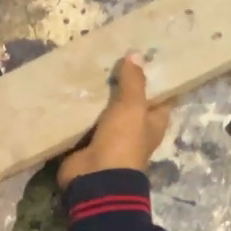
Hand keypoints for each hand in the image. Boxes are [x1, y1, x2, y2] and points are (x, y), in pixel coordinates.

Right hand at [56, 52, 172, 189]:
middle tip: (110, 61)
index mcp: (154, 122)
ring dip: (97, 101)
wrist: (95, 177)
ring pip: (104, 114)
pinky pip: (83, 126)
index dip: (154, 80)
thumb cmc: (123, 141)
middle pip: (129, 104)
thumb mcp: (133, 106)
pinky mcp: (86, 146)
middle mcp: (134, 131)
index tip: (143, 59)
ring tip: (87, 74)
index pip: (160, 97)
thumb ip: (133, 80)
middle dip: (121, 87)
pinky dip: (78, 115)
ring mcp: (109, 139)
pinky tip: (71, 97)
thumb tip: (136, 53)